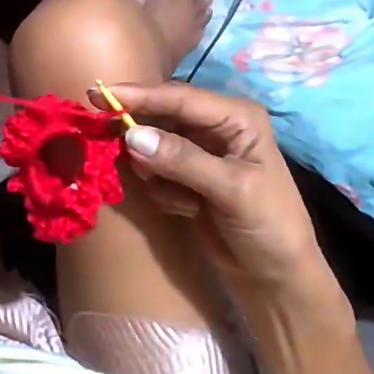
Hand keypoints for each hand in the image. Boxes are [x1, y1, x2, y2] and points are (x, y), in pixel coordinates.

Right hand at [96, 82, 324, 294]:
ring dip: (153, 170)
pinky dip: (160, 188)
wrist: (275, 277)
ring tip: (179, 197)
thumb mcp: (232, 190)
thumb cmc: (269, 227)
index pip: (180, 98)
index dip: (139, 96)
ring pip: (152, 144)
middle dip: (139, 133)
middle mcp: (216, 126)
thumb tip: (132, 136)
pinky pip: (154, 170)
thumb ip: (182, 160)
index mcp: (237, 117)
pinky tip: (187, 209)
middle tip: (106, 140)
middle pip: (161, 115)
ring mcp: (200, 151)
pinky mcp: (186, 176)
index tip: (98, 96)